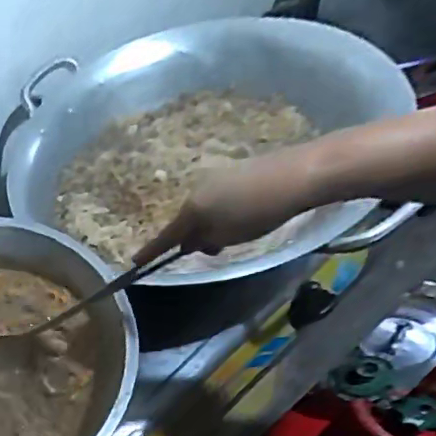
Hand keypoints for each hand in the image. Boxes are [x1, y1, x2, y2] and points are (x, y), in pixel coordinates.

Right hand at [130, 147, 328, 264]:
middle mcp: (199, 188)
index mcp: (191, 206)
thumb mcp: (225, 236)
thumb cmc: (257, 212)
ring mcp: (219, 177)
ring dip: (208, 226)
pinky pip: (218, 200)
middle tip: (203, 253)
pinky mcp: (238, 172)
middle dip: (189, 237)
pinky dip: (221, 215)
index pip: (167, 236)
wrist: (300, 175)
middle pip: (186, 220)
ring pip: (204, 210)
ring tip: (227, 238)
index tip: (135, 263)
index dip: (152, 251)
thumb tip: (191, 243)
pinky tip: (241, 220)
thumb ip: (203, 242)